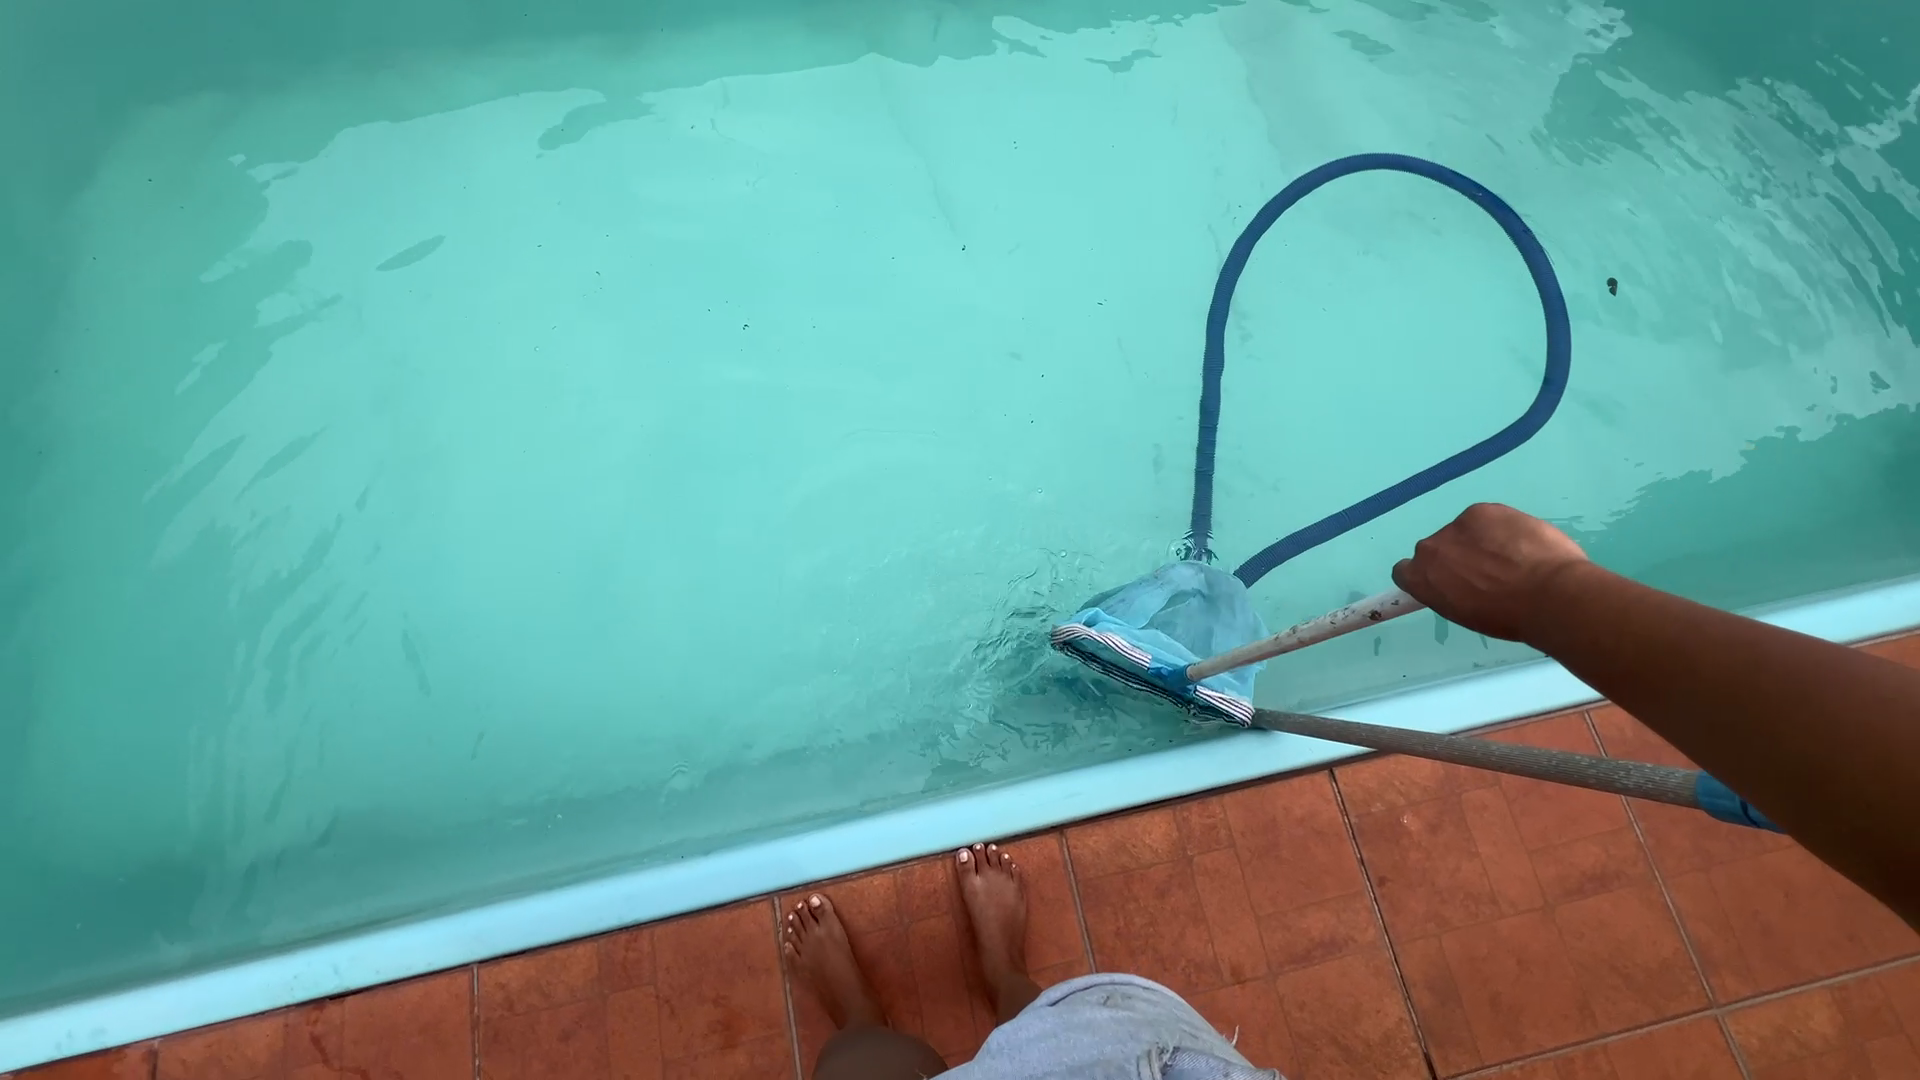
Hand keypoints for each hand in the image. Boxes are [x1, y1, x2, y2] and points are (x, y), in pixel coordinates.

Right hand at [1392, 503, 1591, 641]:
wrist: (1549, 596)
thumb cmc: (1508, 617)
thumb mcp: (1465, 614)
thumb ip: (1448, 592)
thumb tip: (1460, 584)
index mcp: (1418, 578)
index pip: (1406, 570)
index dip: (1429, 574)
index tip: (1450, 582)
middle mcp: (1427, 549)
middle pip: (1437, 549)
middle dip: (1457, 556)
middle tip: (1489, 572)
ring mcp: (1454, 527)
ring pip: (1464, 531)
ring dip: (1481, 540)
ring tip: (1514, 557)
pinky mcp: (1481, 511)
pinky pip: (1487, 517)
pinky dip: (1501, 527)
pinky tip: (1522, 542)